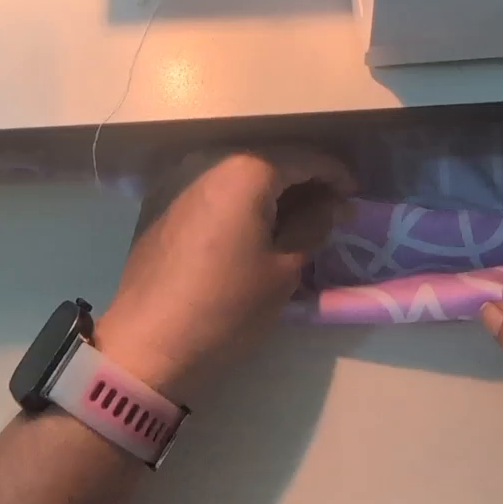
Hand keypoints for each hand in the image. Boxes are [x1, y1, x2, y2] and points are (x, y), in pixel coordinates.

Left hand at [95, 148, 353, 401]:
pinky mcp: (165, 204)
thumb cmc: (226, 307)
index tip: (356, 196)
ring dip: (272, 191)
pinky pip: (217, 191)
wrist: (147, 345)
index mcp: (247, 171)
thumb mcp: (284, 269)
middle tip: (331, 210)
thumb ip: (314, 225)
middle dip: (304, 181)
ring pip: (242, 175)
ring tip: (296, 220)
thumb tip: (335, 204)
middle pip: (271, 161)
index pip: (305, 158)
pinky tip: (255, 227)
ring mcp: (182, 181)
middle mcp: (212, 162)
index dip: (336, 174)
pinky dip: (242, 202)